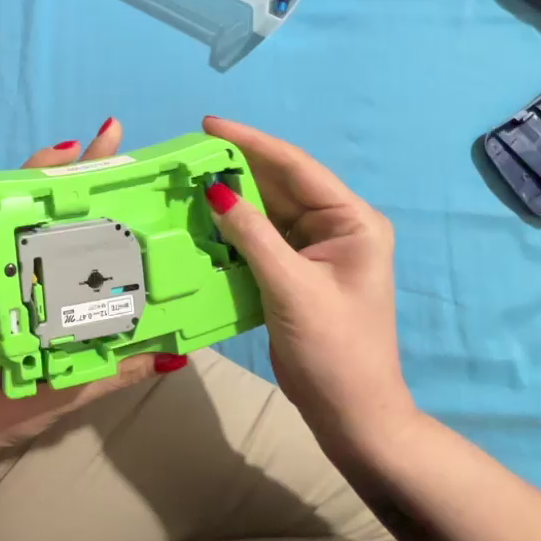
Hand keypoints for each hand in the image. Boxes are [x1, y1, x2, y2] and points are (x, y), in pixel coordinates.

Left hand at [0, 116, 182, 477]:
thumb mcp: (61, 390)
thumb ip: (113, 371)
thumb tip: (171, 352)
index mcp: (6, 279)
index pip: (27, 208)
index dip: (52, 171)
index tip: (81, 142)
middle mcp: (6, 267)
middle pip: (39, 202)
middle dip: (77, 169)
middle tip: (113, 137)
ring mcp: (12, 276)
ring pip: (43, 220)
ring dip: (76, 192)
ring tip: (114, 167)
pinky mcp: (21, 291)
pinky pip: (47, 247)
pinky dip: (74, 228)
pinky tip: (103, 225)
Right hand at [200, 116, 418, 452]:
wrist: (351, 416)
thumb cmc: (334, 350)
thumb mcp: (290, 287)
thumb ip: (252, 234)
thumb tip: (214, 189)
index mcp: (352, 221)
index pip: (296, 167)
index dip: (252, 143)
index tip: (209, 125)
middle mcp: (336, 225)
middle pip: (280, 183)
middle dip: (236, 168)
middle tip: (188, 152)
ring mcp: (316, 246)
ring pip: (267, 207)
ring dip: (232, 196)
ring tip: (188, 178)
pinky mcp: (296, 267)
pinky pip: (260, 233)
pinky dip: (233, 225)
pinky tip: (204, 216)